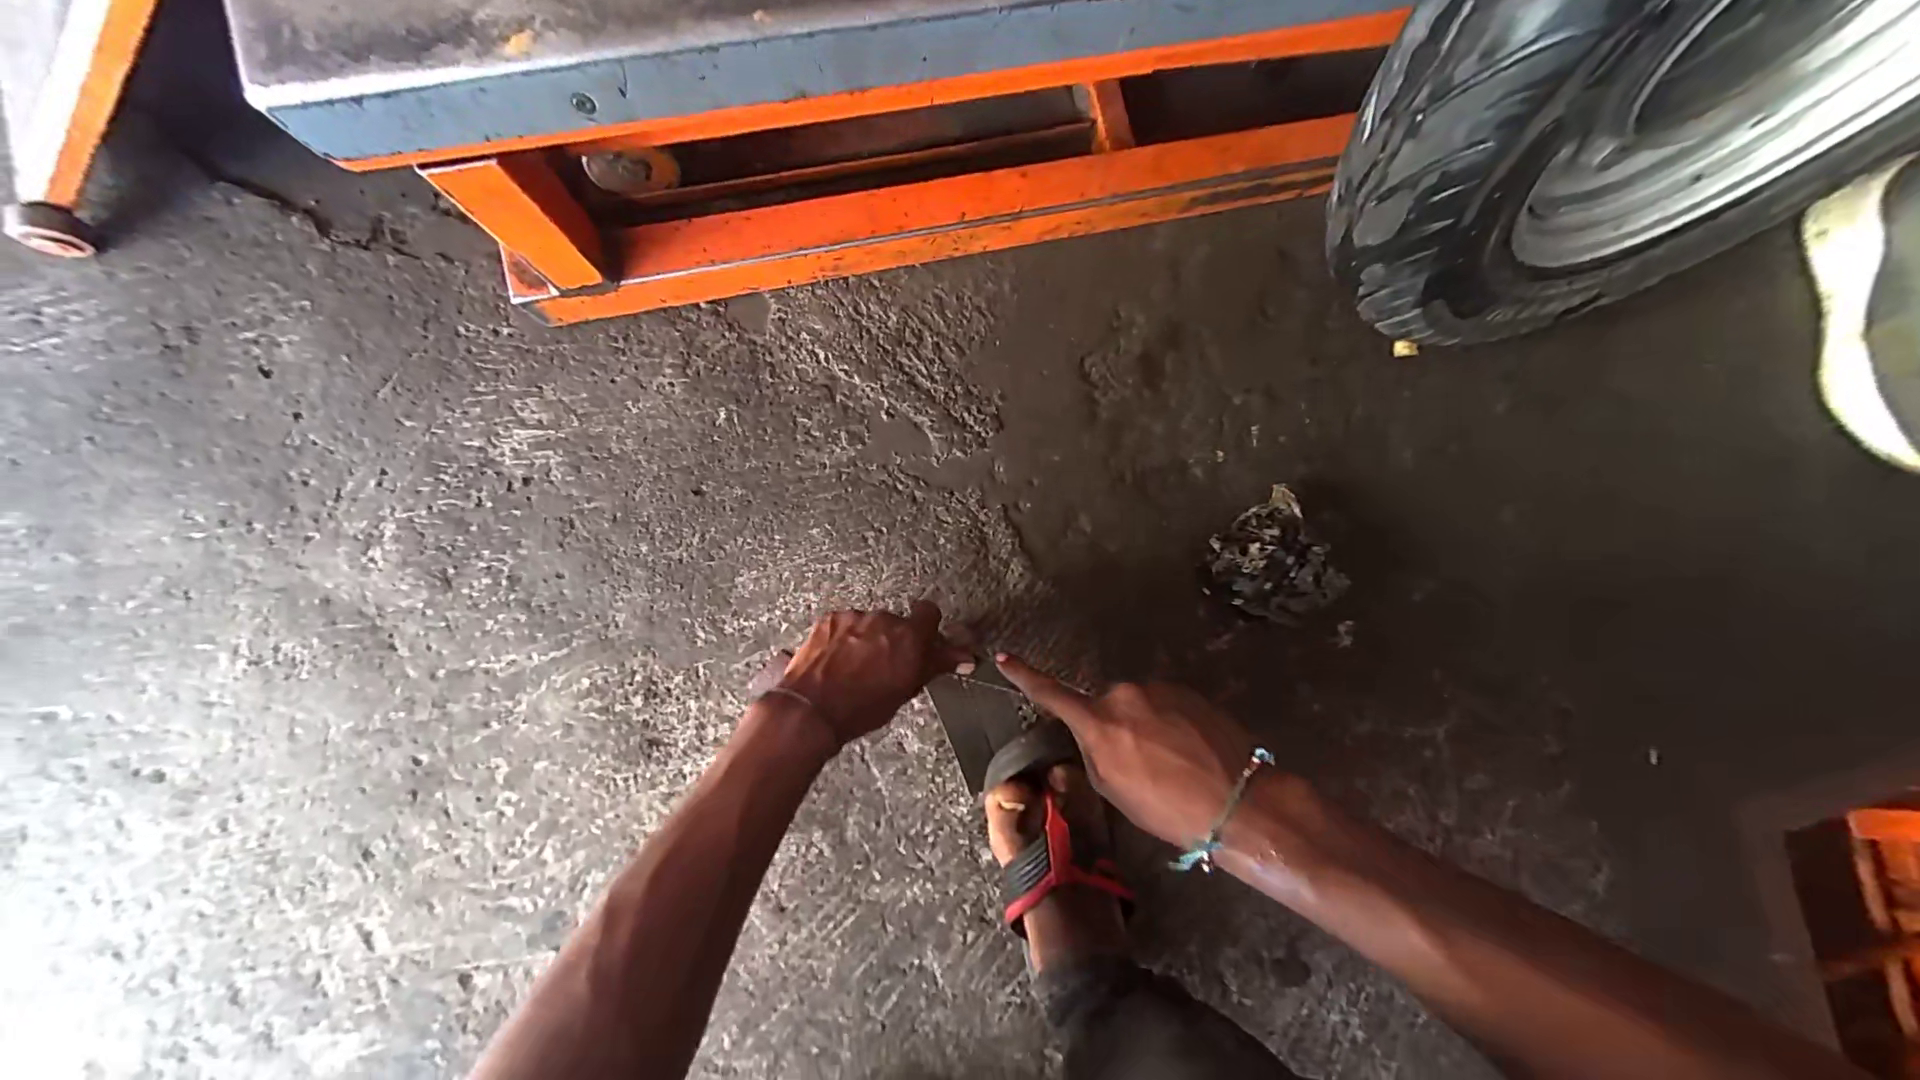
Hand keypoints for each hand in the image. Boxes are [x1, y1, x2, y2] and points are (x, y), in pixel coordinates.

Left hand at [774, 601, 972, 746]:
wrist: (812, 709)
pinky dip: (844, 638)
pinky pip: (846, 624)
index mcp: (910, 638)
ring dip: (867, 639)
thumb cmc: (858, 708)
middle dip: (893, 639)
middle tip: (885, 665)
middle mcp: (885, 621)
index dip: (927, 626)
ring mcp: (856, 618)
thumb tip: (964, 657)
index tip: (923, 638)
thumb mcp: (906, 690)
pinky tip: (837, 661)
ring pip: (870, 624)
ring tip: (855, 668)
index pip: (930, 613)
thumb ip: (936, 665)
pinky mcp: (832, 619)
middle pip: (897, 622)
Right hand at [994, 653, 1264, 847]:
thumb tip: (1091, 734)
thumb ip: (1092, 752)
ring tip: (1171, 760)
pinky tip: (1188, 749)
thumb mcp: (1114, 790)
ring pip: (1137, 704)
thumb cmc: (1167, 807)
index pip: (1052, 694)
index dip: (1025, 676)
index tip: (1004, 657)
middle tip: (1136, 763)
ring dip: (1143, 725)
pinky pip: (1163, 704)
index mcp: (1099, 723)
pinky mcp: (1186, 690)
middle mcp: (1123, 695)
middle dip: (1112, 727)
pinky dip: (1168, 723)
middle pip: (1104, 706)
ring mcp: (1158, 688)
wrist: (1238, 801)